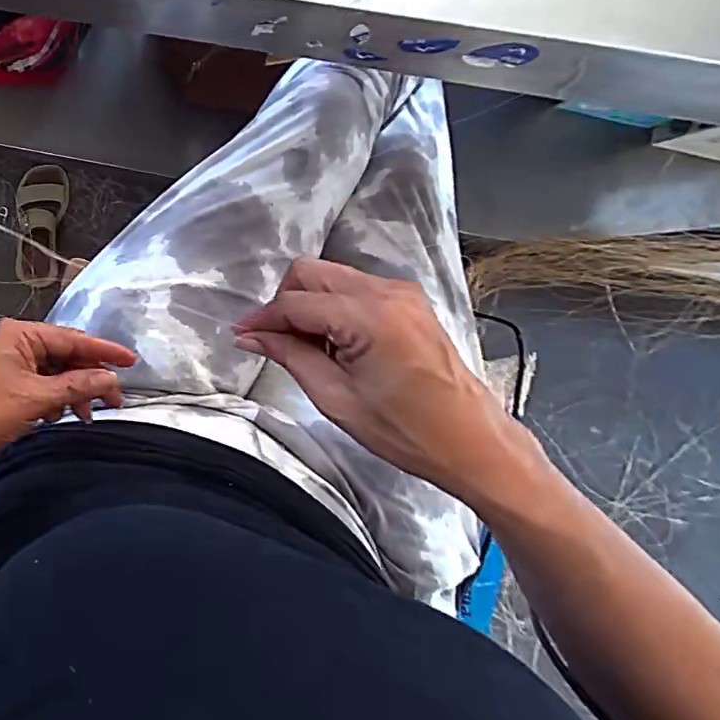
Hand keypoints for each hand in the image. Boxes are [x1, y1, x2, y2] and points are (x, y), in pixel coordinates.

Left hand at [0, 319, 136, 480]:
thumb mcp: (36, 398)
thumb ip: (77, 385)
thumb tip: (110, 378)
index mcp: (17, 334)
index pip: (70, 337)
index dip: (102, 351)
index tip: (131, 361)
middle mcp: (13, 344)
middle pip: (64, 355)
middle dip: (89, 377)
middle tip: (114, 400)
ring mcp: (9, 366)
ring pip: (55, 374)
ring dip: (73, 392)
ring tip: (86, 414)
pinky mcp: (7, 388)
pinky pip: (42, 388)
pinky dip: (56, 400)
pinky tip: (60, 415)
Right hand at [231, 258, 539, 502]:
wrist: (478, 447)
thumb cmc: (408, 432)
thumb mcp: (335, 397)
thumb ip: (288, 355)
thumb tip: (249, 337)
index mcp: (371, 318)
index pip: (295, 303)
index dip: (262, 319)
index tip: (240, 335)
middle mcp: (389, 294)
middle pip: (309, 273)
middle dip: (283, 303)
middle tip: (273, 339)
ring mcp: (404, 295)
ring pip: (329, 276)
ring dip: (307, 303)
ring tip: (304, 344)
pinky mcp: (411, 302)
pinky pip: (353, 287)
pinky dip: (331, 305)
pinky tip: (332, 340)